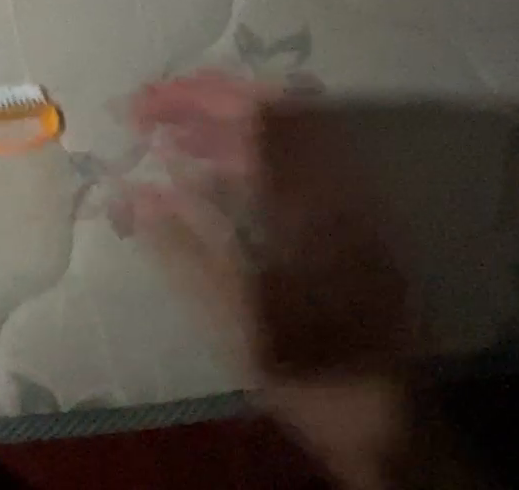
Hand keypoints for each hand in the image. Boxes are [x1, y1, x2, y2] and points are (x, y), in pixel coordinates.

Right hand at [127, 73, 414, 489]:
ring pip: (283, 134)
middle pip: (272, 111)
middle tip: (146, 108)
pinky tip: (206, 172)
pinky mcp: (347, 224)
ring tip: (165, 136)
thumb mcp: (232, 312)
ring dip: (220, 124)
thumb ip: (182, 244)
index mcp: (306, 210)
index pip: (252, 119)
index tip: (139, 107)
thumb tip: (134, 191)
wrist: (384, 419)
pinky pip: (292, 163)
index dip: (192, 99)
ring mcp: (346, 207)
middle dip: (201, 99)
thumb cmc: (302, 364)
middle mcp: (333, 195)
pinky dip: (243, 152)